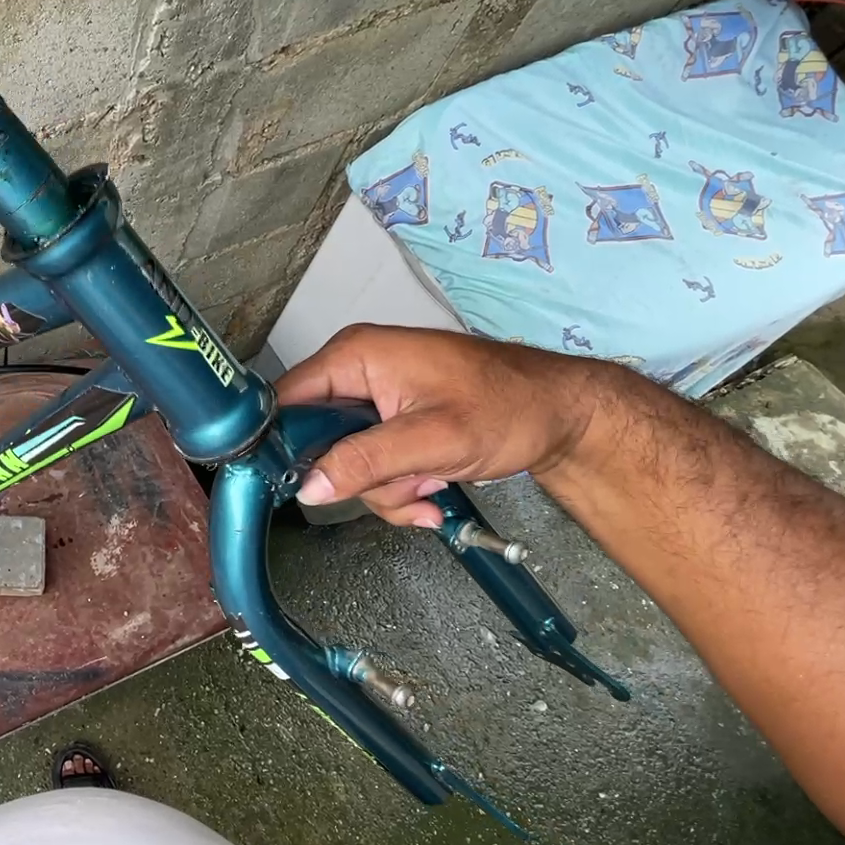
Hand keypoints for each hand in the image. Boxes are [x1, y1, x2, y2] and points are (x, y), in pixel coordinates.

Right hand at [273, 325, 624, 527]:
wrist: (565, 416)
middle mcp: (354, 371)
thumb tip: (308, 488)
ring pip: (341, 459)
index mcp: (354, 356)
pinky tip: (430, 487)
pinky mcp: (386, 419)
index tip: (296, 481)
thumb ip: (365, 462)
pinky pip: (366, 462)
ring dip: (382, 486)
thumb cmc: (510, 409)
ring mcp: (370, 397)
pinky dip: (394, 484)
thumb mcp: (433, 440)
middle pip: (313, 437)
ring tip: (430, 482)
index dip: (280, 442)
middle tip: (402, 482)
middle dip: (354, 474)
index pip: (284, 400)